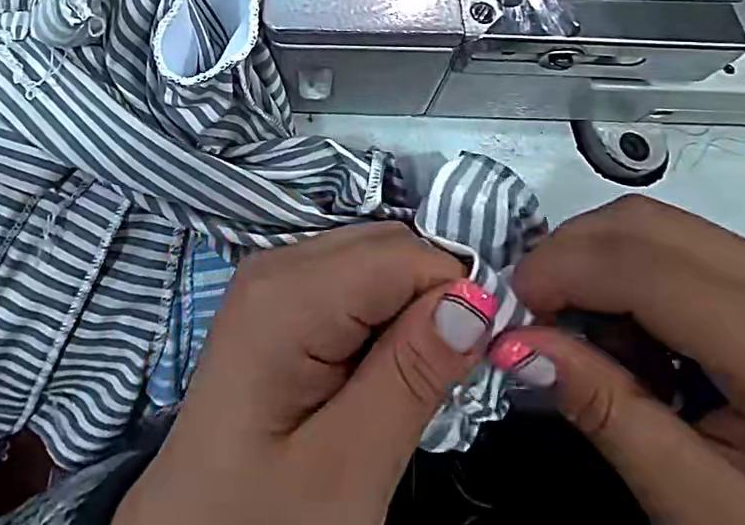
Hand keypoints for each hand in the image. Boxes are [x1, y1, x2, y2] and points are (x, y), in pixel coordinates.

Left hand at [116, 222, 499, 524]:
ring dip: (412, 308)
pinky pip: (356, 281)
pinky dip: (386, 315)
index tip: (483, 355)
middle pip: (390, 246)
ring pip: (379, 259)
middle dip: (434, 297)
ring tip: (405, 382)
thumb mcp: (346, 469)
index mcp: (285, 293)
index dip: (456, 294)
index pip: (403, 254)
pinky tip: (377, 369)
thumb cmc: (261, 523)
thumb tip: (477, 297)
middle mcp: (277, 263)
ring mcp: (276, 278)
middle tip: (444, 378)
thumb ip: (412, 374)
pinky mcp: (281, 299)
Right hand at [488, 195, 744, 524]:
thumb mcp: (710, 516)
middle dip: (576, 253)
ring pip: (674, 230)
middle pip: (661, 226)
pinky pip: (700, 255)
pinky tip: (639, 340)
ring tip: (585, 336)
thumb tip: (519, 343)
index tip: (510, 301)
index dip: (566, 270)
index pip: (656, 271)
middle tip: (532, 310)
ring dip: (606, 265)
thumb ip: (612, 417)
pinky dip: (643, 280)